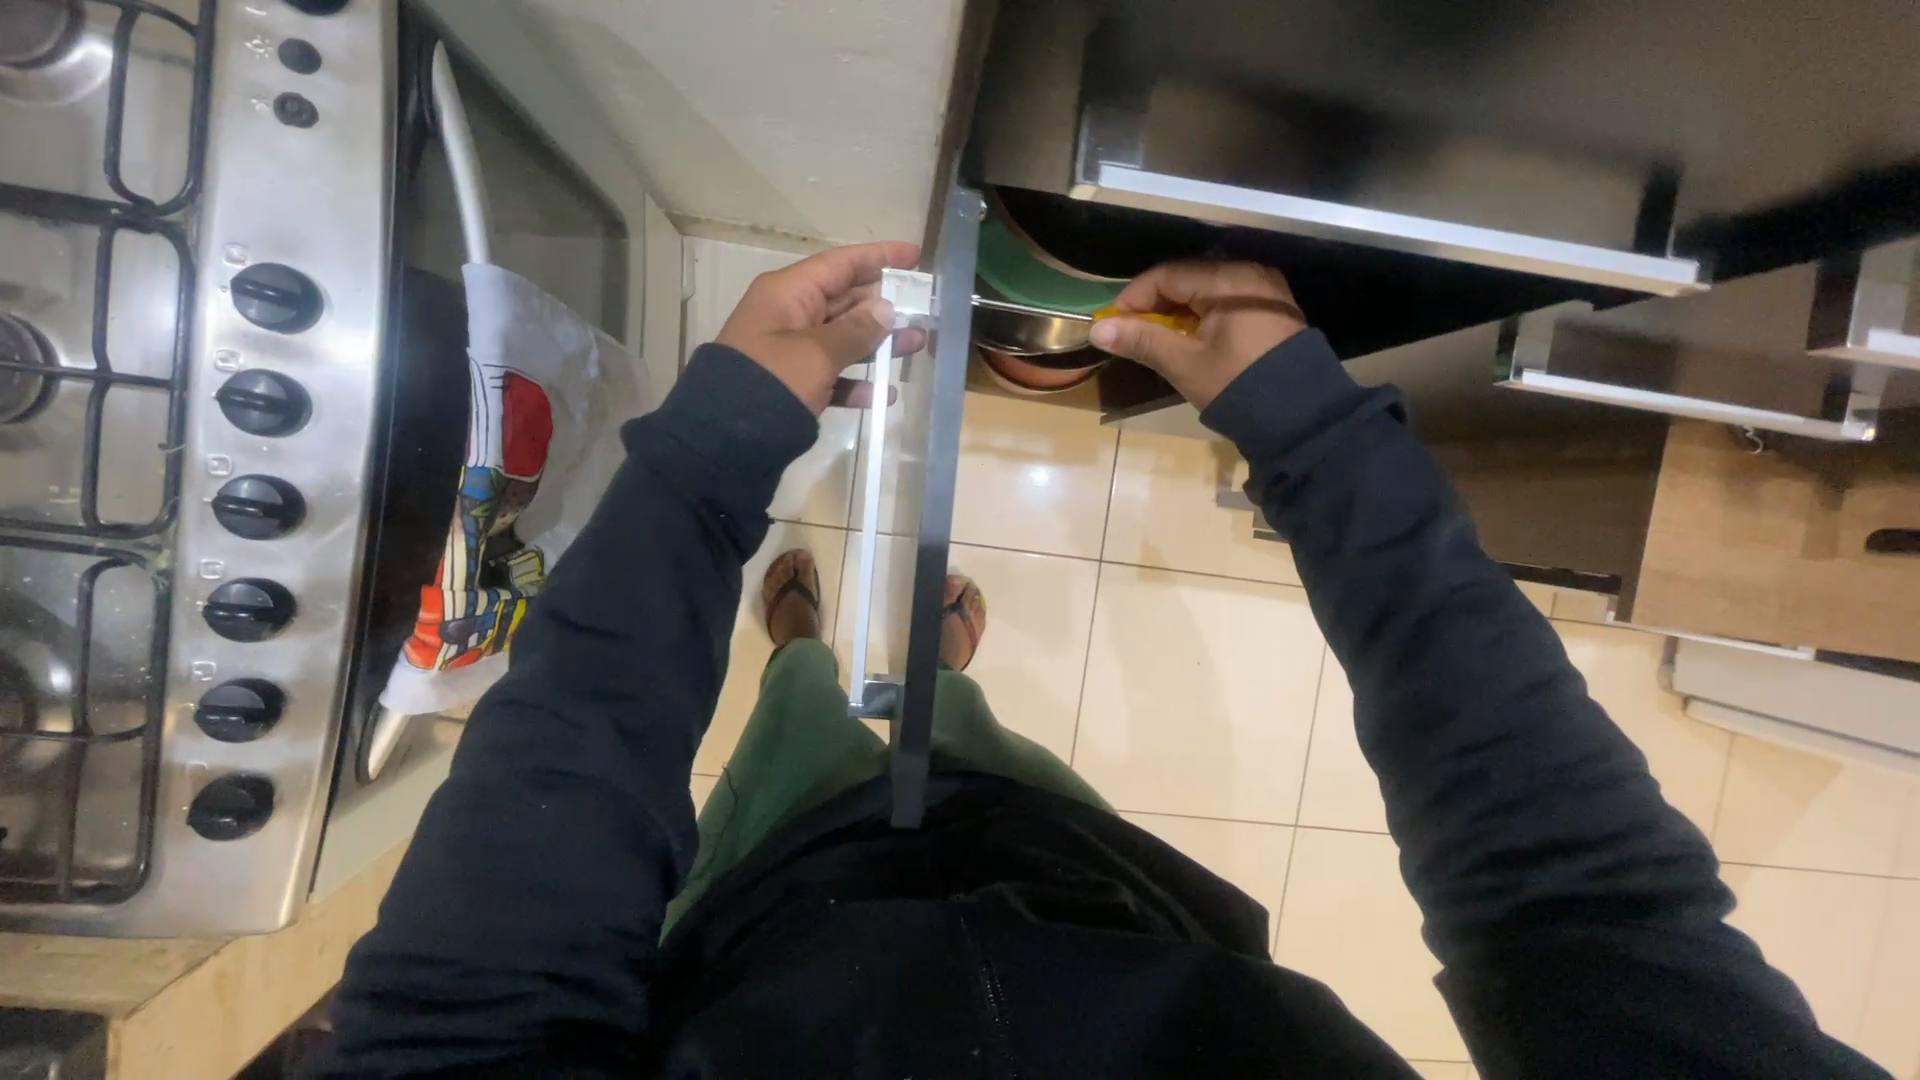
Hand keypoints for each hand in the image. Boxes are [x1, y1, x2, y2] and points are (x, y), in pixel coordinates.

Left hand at [716, 241, 924, 414]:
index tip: (914, 255)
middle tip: (924, 308)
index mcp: (788, 294)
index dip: (878, 257)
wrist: (728, 438)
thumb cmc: (773, 381)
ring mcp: (793, 352)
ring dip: (880, 343)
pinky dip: (858, 384)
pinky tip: (885, 394)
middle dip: (885, 306)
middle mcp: (791, 316)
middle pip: (846, 301)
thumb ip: (856, 330)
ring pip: (844, 339)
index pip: (840, 264)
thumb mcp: (817, 352)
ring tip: (917, 344)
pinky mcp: (796, 386)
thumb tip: (885, 309)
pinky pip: (834, 377)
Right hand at [1088, 261, 1307, 409]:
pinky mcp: (1269, 311)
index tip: (1112, 325)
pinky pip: (1223, 304)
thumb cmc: (1236, 386)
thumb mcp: (1184, 364)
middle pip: (1186, 280)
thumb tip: (1097, 329)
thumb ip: (1141, 341)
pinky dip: (1198, 319)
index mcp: (1230, 281)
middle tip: (1131, 336)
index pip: (1167, 275)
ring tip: (1156, 342)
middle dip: (1153, 307)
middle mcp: (1249, 276)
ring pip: (1203, 293)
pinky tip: (1187, 342)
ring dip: (1174, 315)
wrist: (1298, 417)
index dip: (1133, 298)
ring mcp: (1263, 292)